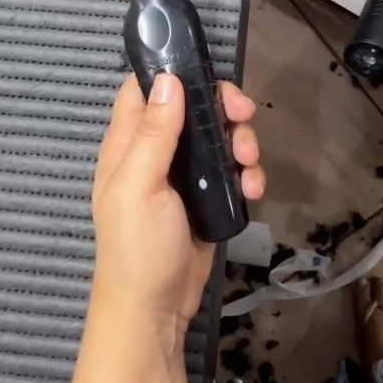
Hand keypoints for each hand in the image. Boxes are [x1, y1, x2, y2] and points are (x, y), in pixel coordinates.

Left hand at [92, 73, 264, 325]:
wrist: (157, 309)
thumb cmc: (137, 246)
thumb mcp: (140, 186)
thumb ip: (154, 133)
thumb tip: (168, 78)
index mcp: (128, 144)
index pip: (145, 89)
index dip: (174, 74)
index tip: (205, 75)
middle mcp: (156, 153)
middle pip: (193, 108)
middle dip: (222, 108)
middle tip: (243, 115)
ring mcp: (183, 176)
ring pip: (218, 137)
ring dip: (240, 143)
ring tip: (249, 164)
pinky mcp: (208, 198)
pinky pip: (232, 171)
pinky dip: (247, 175)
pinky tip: (253, 189)